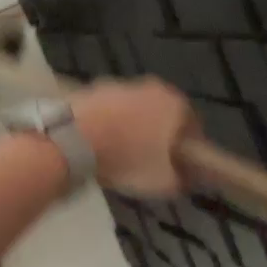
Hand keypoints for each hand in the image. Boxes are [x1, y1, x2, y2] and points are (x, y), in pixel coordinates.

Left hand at [69, 79, 200, 197]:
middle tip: (152, 160)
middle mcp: (150, 87)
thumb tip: (185, 177)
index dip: (189, 148)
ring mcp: (119, 85)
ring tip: (123, 153)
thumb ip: (182, 178)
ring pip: (134, 110)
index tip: (181, 165)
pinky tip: (101, 143)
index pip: (192, 125)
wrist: (74, 139)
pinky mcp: (93, 90)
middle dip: (159, 134)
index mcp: (174, 103)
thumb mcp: (164, 181)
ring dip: (132, 127)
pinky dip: (108, 123)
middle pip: (162, 114)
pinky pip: (109, 111)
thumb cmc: (128, 158)